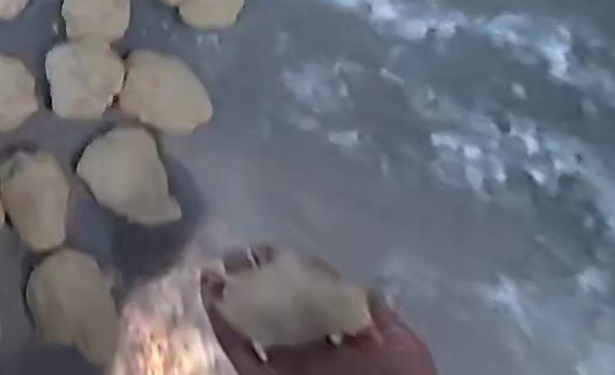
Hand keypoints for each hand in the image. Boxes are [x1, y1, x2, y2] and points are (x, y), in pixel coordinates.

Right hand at [201, 248, 436, 374]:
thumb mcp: (406, 354)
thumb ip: (383, 319)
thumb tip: (367, 287)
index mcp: (343, 345)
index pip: (314, 297)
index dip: (295, 270)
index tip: (275, 252)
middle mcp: (310, 351)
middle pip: (277, 303)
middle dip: (257, 275)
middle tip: (240, 254)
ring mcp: (285, 366)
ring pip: (251, 321)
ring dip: (232, 291)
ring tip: (218, 265)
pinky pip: (237, 348)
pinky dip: (219, 318)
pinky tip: (209, 288)